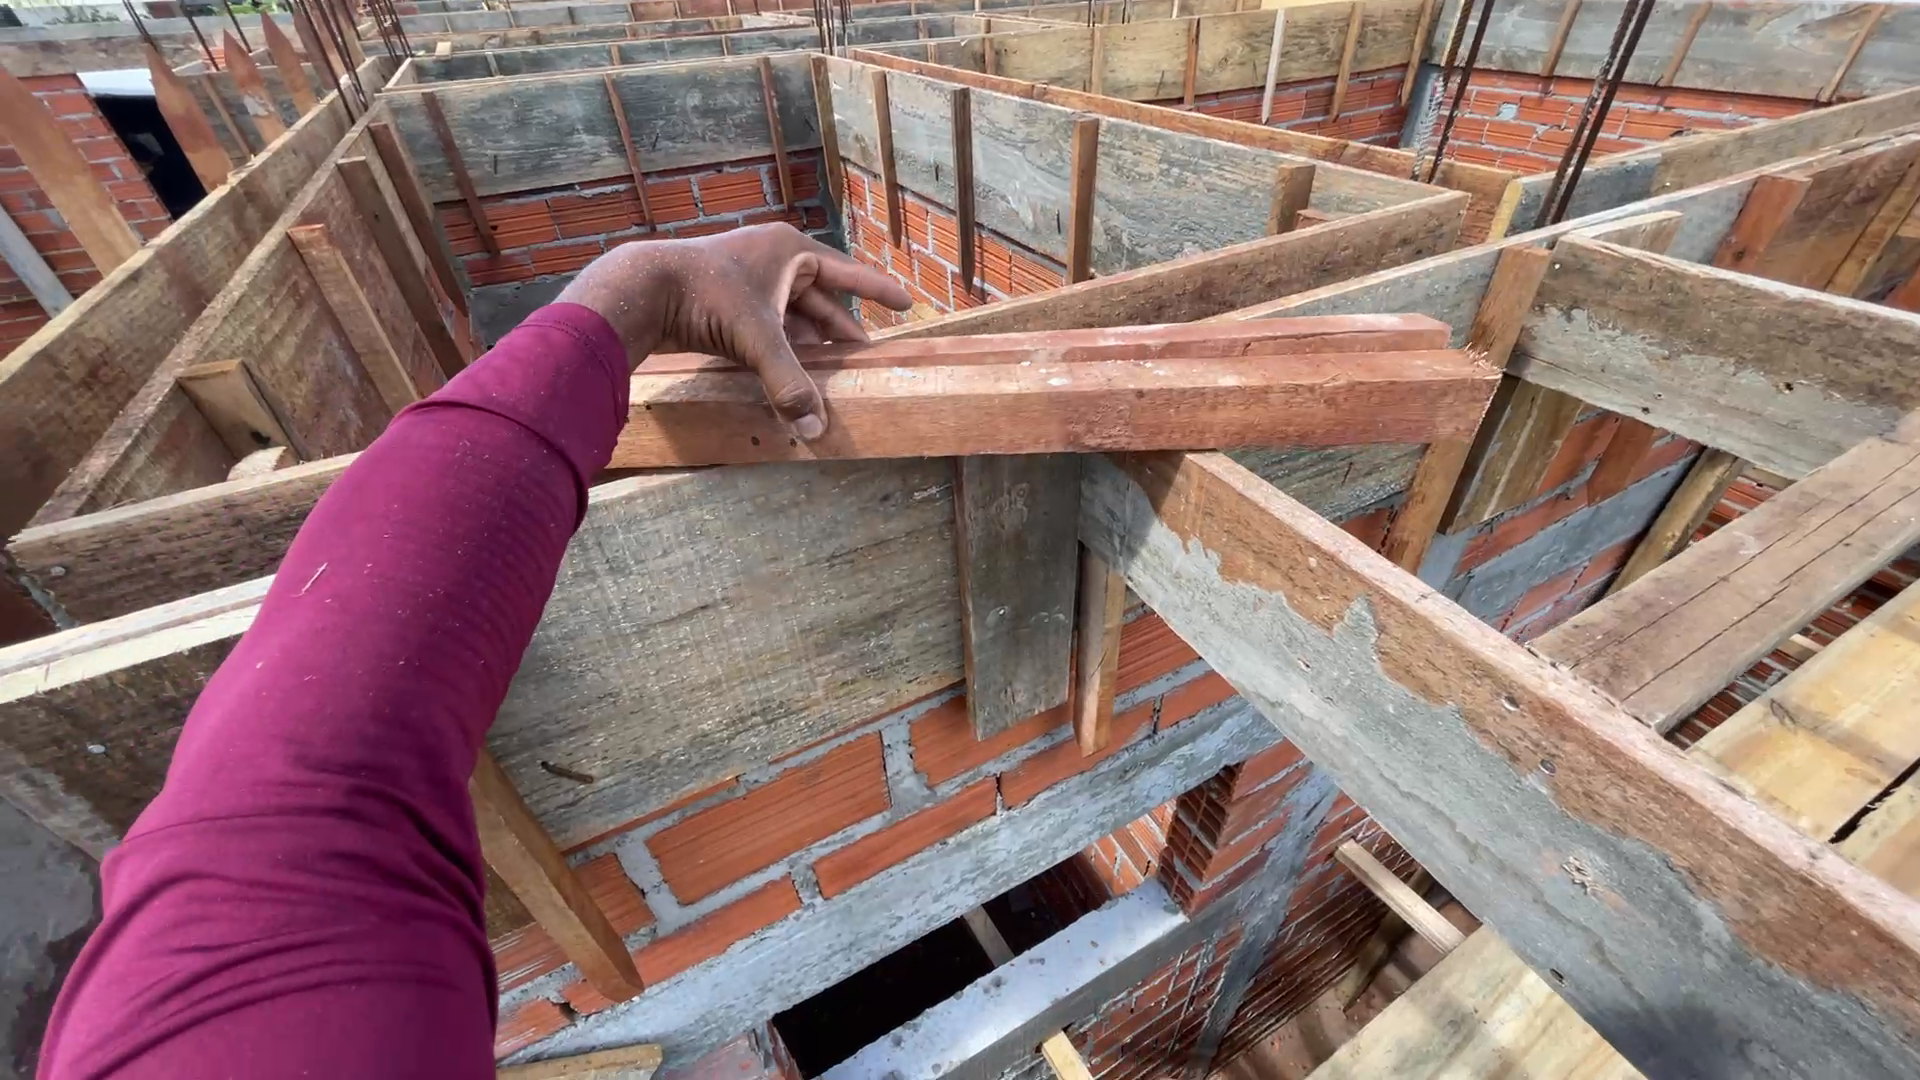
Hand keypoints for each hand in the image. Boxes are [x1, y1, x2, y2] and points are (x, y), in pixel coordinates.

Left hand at [556, 222, 911, 439]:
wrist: (642, 290)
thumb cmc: (705, 296)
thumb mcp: (758, 339)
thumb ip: (789, 384)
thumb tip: (815, 429)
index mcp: (791, 252)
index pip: (849, 274)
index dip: (879, 291)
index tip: (907, 304)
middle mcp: (774, 261)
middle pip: (823, 302)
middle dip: (843, 333)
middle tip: (866, 358)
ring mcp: (751, 282)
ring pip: (796, 318)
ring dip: (813, 346)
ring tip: (834, 373)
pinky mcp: (730, 305)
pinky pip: (773, 328)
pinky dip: (786, 350)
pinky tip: (795, 373)